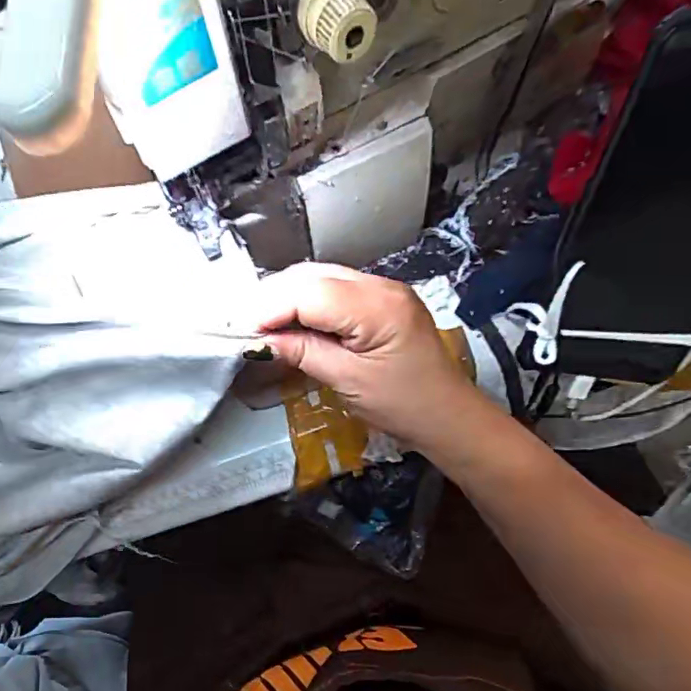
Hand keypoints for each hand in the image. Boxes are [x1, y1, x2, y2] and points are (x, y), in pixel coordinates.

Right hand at [256, 263, 493, 453]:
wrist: (447, 415)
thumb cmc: (402, 404)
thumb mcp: (347, 381)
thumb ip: (303, 353)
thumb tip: (260, 341)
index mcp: (378, 307)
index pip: (309, 293)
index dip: (271, 309)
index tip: (244, 332)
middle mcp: (380, 286)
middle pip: (311, 276)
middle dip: (273, 298)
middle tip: (245, 327)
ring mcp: (381, 289)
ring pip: (318, 277)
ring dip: (285, 297)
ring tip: (260, 325)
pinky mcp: (378, 299)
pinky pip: (331, 288)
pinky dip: (304, 301)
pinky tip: (288, 322)